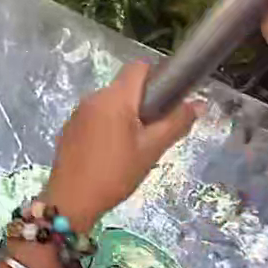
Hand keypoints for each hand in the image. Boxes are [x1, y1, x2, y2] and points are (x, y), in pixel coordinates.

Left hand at [42, 62, 201, 230]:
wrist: (71, 200)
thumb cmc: (116, 174)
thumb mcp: (151, 150)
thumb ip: (176, 123)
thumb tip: (198, 103)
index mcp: (114, 97)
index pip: (138, 67)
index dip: (157, 76)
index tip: (167, 100)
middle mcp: (93, 97)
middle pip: (125, 87)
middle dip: (143, 103)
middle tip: (153, 132)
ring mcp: (78, 112)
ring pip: (111, 103)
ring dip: (126, 116)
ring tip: (134, 146)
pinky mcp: (70, 127)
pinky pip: (96, 116)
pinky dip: (108, 126)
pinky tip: (111, 153)